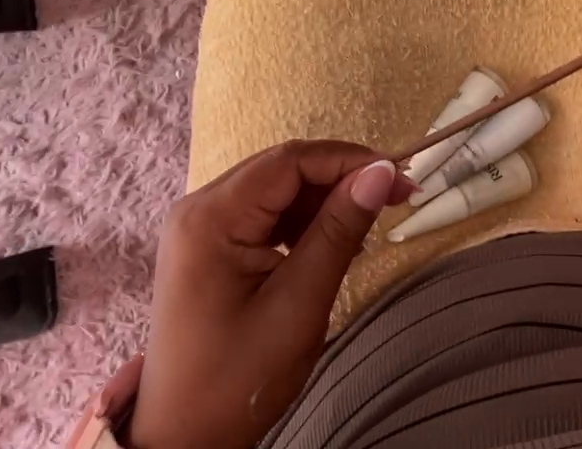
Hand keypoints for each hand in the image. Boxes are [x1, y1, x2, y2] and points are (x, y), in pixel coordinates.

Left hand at [127, 141, 415, 448]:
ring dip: (325, 200)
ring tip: (365, 227)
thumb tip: (381, 172)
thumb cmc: (237, 379)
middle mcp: (199, 208)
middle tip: (395, 196)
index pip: (290, 161)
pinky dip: (304, 221)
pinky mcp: (210, 245)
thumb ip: (338, 230)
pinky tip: (331, 243)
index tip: (399, 178)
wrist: (182, 440)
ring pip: (279, 188)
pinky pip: (267, 213)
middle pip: (284, 169)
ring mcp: (201, 227)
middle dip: (342, 177)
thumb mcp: (298, 304)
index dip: (349, 160)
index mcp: (211, 218)